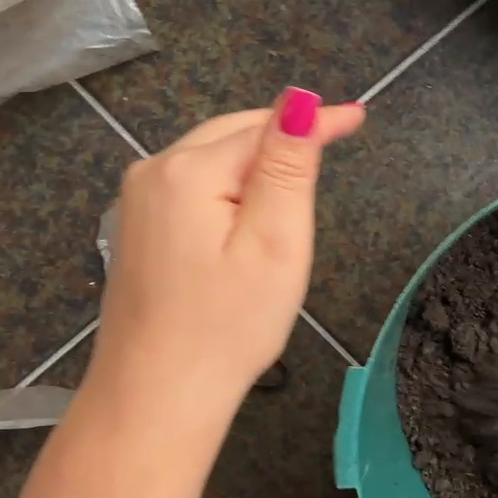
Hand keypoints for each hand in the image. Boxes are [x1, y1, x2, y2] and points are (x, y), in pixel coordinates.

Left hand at [91, 89, 364, 403]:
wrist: (157, 394)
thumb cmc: (230, 324)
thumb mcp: (274, 242)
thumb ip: (287, 167)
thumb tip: (298, 102)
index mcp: (191, 171)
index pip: (266, 127)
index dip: (317, 120)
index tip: (360, 116)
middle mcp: (154, 172)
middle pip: (233, 133)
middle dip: (285, 132)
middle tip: (339, 135)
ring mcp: (138, 200)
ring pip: (212, 155)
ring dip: (258, 154)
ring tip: (304, 165)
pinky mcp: (137, 228)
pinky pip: (195, 182)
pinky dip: (232, 179)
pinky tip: (253, 202)